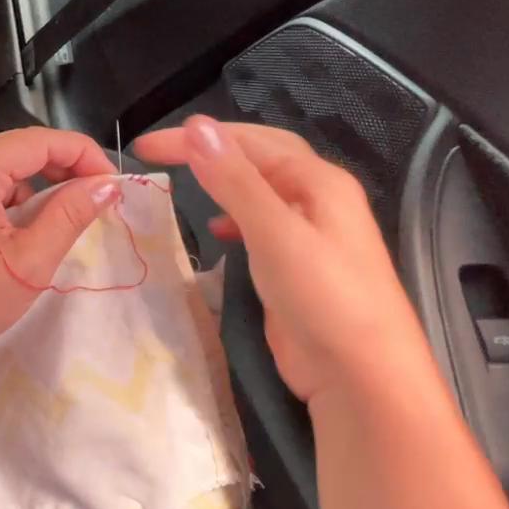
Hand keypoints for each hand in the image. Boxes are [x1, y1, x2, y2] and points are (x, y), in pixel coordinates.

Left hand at [0, 128, 122, 366]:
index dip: (81, 153)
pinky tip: (25, 229)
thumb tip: (106, 185)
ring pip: (3, 167)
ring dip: (37, 185)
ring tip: (64, 217)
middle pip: (18, 148)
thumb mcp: (30, 261)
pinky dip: (12, 199)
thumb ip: (70, 216)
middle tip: (98, 197)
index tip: (112, 182)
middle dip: (63, 167)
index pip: (36, 141)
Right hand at [132, 116, 436, 403]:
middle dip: (209, 148)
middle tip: (159, 153)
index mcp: (319, 182)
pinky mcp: (296, 264)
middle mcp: (317, 199)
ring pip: (257, 188)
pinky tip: (215, 230)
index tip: (145, 148)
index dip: (194, 137)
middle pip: (257, 155)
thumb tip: (196, 126)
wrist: (364, 382)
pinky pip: (257, 222)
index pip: (248, 140)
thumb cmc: (325, 300)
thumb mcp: (273, 233)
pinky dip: (230, 215)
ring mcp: (309, 233)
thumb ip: (233, 179)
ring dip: (219, 179)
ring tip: (181, 181)